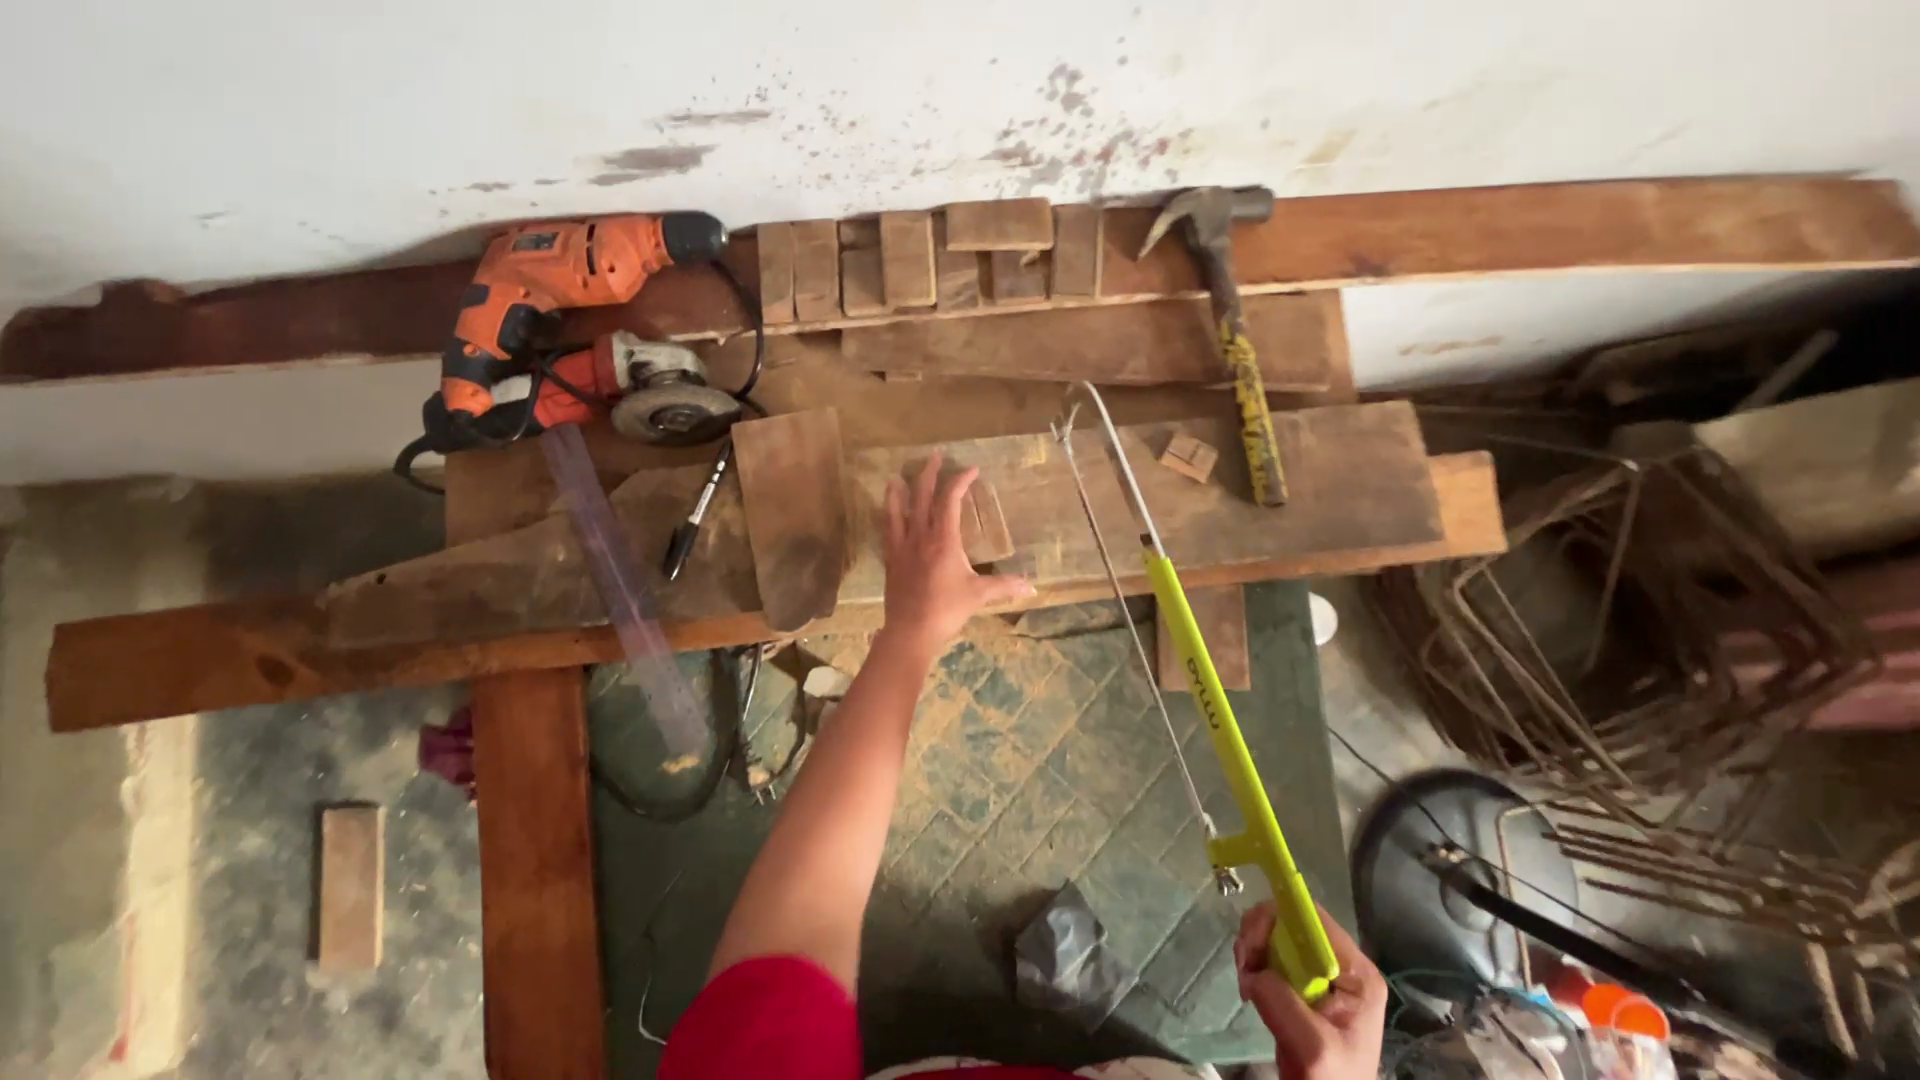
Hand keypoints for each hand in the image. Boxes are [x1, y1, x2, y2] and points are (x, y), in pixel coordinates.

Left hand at [882, 452, 1032, 654]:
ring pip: (897, 511)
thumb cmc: (946, 610)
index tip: (972, 469)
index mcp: (943, 539)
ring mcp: (902, 547)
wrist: (910, 630)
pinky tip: (887, 513)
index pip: (950, 500)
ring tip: (896, 477)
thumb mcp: (978, 596)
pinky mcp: (891, 561)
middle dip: (929, 474)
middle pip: (922, 497)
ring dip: (899, 492)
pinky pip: (887, 531)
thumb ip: (1005, 586)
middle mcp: (920, 536)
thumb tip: (1032, 587)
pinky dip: (888, 516)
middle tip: (934, 456)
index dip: (960, 480)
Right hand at [1234, 903, 1386, 1079]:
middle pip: (1292, 922)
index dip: (1278, 920)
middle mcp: (1342, 965)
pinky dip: (1254, 964)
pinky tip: (1251, 988)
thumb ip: (1282, 1002)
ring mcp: (1322, 974)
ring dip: (1253, 950)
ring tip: (1247, 983)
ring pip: (1277, 935)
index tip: (1252, 947)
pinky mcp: (1303, 984)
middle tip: (1244, 967)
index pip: (1314, 920)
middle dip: (1260, 936)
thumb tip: (1254, 971)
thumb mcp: (1312, 1048)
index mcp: (1357, 974)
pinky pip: (1272, 955)